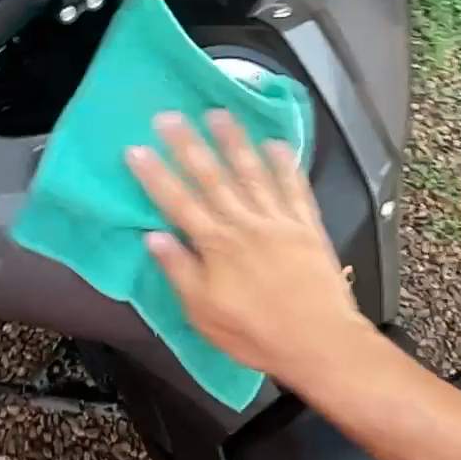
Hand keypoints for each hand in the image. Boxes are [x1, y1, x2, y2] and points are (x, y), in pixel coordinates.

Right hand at [127, 111, 376, 388]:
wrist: (323, 346)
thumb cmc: (256, 333)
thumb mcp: (204, 312)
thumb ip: (179, 271)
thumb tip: (152, 236)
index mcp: (215, 245)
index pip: (177, 202)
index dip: (155, 175)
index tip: (137, 148)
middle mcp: (244, 224)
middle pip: (211, 177)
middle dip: (188, 145)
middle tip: (170, 116)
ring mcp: (278, 222)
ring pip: (251, 173)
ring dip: (233, 142)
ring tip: (218, 114)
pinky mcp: (307, 228)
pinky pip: (295, 189)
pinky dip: (285, 165)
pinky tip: (276, 143)